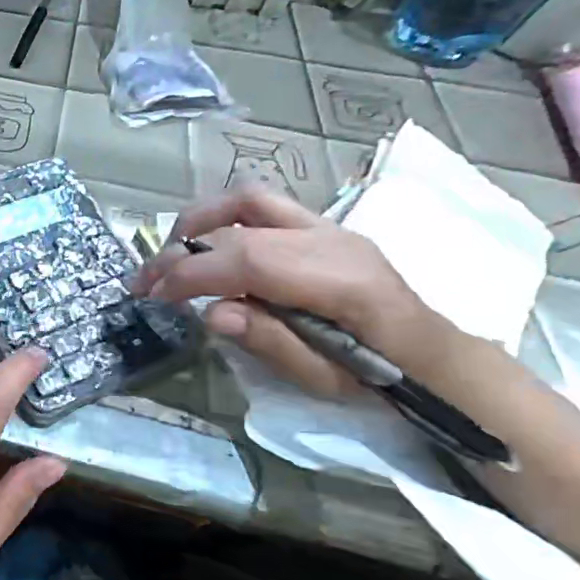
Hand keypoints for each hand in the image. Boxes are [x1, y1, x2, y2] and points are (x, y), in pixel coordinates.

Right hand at [135, 189, 463, 396]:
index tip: (154, 294)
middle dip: (184, 249)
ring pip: (251, 198)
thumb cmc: (382, 380)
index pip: (251, 259)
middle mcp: (332, 239)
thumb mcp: (326, 381)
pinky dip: (224, 218)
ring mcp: (328, 226)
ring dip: (201, 219)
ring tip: (170, 252)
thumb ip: (270, 342)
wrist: (433, 356)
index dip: (194, 271)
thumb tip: (211, 312)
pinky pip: (262, 206)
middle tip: (147, 279)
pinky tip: (206, 243)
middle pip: (242, 224)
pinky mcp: (321, 226)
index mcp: (340, 281)